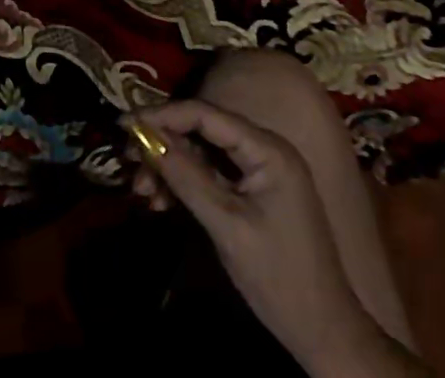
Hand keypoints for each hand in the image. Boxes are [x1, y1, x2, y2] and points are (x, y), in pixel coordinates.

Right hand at [127, 101, 403, 374]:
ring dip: (165, 168)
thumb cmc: (279, 274)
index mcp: (268, 150)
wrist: (321, 330)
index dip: (160, 115)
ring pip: (196, 152)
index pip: (204, 114)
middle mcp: (262, 150)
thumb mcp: (225, 223)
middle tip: (129, 161)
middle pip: (197, 130)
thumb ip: (185, 176)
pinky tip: (158, 203)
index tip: (123, 125)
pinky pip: (205, 173)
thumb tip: (143, 138)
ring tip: (141, 191)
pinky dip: (179, 184)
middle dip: (160, 145)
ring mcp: (256, 171)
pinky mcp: (248, 191)